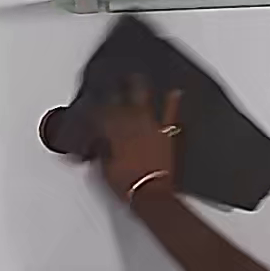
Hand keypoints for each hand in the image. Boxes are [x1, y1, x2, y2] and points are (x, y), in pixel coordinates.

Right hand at [97, 80, 182, 206]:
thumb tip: (98, 144)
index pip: (101, 114)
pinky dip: (173, 102)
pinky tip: (175, 92)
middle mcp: (131, 126)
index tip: (94, 101)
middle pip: (120, 101)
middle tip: (114, 78)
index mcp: (113, 134)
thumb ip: (101, 151)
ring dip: (139, 88)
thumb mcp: (104, 169)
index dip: (96, 106)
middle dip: (116, 88)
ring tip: (137, 76)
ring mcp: (150, 128)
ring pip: (143, 101)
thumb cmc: (127, 185)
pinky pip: (170, 115)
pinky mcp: (166, 135)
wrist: (150, 194)